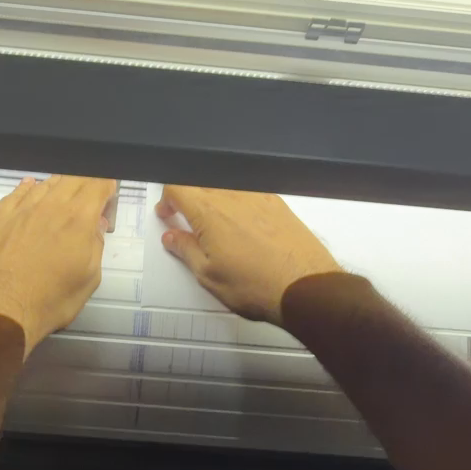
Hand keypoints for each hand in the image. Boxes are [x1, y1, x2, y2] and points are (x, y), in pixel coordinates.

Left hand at [0, 175, 118, 354]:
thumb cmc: (49, 302)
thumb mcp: (89, 280)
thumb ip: (96, 246)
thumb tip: (96, 226)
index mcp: (78, 219)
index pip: (97, 184)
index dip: (107, 186)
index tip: (109, 196)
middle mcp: (50, 205)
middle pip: (73, 178)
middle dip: (87, 183)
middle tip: (91, 197)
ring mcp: (21, 209)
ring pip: (46, 182)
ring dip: (61, 185)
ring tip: (66, 197)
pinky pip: (17, 192)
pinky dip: (30, 187)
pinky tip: (32, 188)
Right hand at [157, 185, 343, 324]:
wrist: (304, 286)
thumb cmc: (255, 285)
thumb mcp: (208, 275)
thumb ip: (186, 250)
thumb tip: (171, 237)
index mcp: (208, 211)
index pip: (177, 188)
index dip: (167, 200)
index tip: (168, 214)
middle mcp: (232, 195)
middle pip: (201, 183)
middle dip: (189, 197)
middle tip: (187, 220)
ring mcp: (257, 196)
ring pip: (225, 186)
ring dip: (214, 198)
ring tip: (217, 224)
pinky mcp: (277, 202)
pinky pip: (249, 191)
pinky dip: (239, 201)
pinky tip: (243, 224)